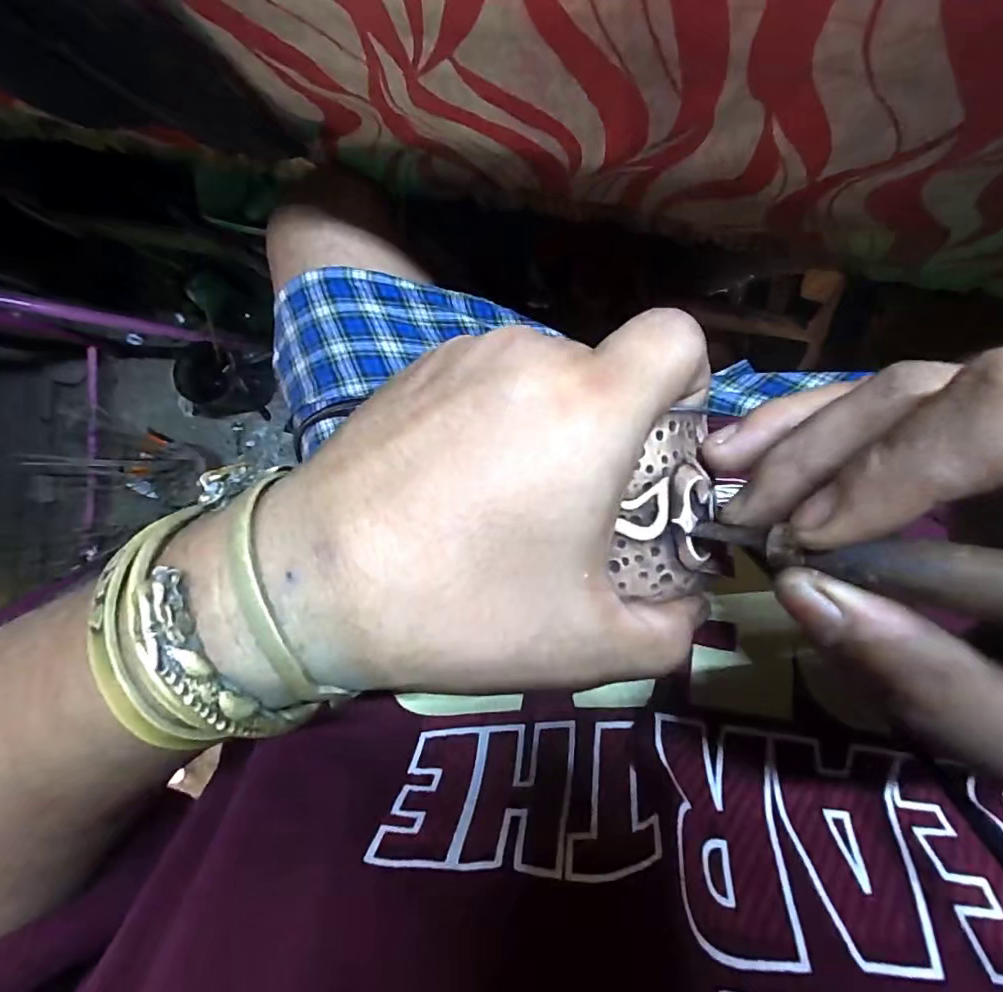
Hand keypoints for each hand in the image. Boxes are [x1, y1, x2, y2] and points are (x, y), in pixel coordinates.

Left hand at [245, 310, 711, 693]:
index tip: (660, 450)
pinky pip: (484, 382)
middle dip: (610, 432)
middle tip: (571, 507)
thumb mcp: (587, 646)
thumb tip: (688, 605)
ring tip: (502, 501)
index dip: (689, 384)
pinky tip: (450, 482)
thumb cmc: (459, 609)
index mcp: (588, 406)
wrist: (313, 582)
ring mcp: (462, 354)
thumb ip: (670, 630)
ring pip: (543, 377)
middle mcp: (530, 357)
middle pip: (606, 372)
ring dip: (546, 428)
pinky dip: (490, 420)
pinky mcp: (413, 369)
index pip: (677, 336)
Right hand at [705, 347, 1002, 829]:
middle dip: (822, 455)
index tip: (806, 542)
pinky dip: (827, 434)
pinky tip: (759, 455)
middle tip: (740, 523)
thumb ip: (923, 675)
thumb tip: (796, 589)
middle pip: (948, 387)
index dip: (891, 465)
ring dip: (805, 435)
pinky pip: (917, 411)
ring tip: (724, 476)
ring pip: (918, 386)